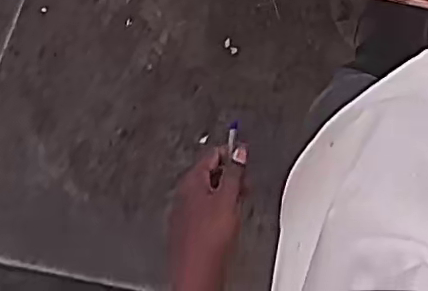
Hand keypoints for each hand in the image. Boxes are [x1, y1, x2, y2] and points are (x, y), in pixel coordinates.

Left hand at [168, 143, 247, 290]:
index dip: (231, 155)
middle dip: (230, 178)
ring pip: (208, 194)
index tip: (244, 160)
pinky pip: (204, 212)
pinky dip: (217, 213)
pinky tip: (225, 225)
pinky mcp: (187, 231)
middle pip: (211, 174)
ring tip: (237, 208)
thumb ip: (235, 172)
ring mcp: (183, 213)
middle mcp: (184, 193)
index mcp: (191, 180)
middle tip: (244, 188)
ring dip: (225, 196)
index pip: (213, 154)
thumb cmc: (209, 238)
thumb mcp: (229, 198)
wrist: (196, 276)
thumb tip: (239, 151)